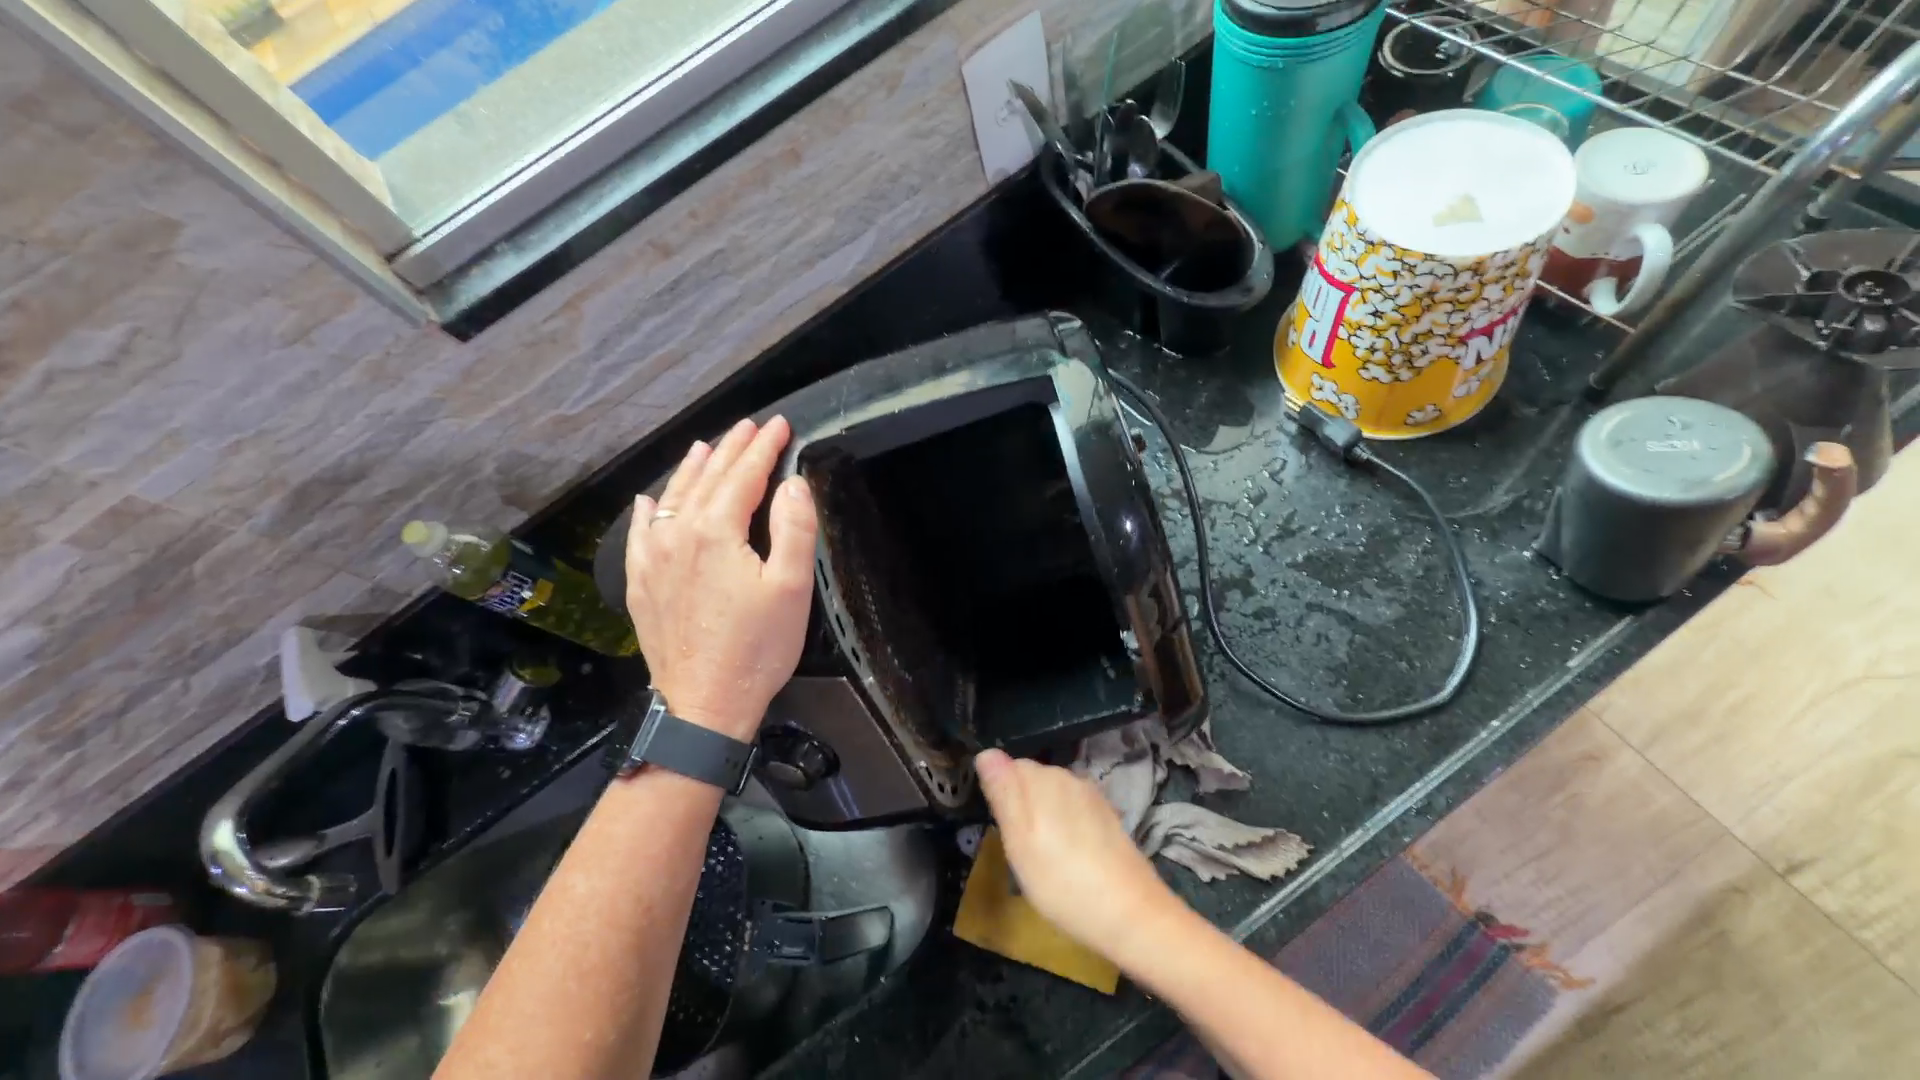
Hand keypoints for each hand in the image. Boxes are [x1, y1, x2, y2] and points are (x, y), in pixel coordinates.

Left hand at [624, 417, 816, 740]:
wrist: (703, 702)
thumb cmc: (757, 647)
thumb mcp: (791, 588)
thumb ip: (794, 527)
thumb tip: (792, 482)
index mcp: (717, 531)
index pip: (744, 475)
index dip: (764, 447)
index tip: (781, 424)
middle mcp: (678, 534)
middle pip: (707, 479)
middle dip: (732, 448)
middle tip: (751, 426)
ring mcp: (653, 558)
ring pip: (672, 498)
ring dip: (692, 469)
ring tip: (706, 446)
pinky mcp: (640, 582)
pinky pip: (640, 532)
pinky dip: (649, 509)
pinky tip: (650, 499)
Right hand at [973, 749, 1182, 950]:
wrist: (1130, 914)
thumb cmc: (1061, 882)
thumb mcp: (1019, 841)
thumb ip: (1003, 793)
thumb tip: (985, 752)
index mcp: (1043, 779)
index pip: (1007, 767)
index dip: (999, 794)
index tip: (1000, 828)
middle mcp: (1069, 778)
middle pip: (1031, 779)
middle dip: (1021, 804)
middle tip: (1019, 848)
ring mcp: (1092, 797)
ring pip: (1053, 796)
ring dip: (1043, 816)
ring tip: (1042, 856)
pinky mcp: (1108, 817)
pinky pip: (1074, 811)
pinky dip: (1065, 827)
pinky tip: (1069, 857)